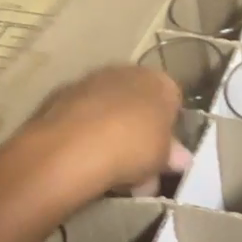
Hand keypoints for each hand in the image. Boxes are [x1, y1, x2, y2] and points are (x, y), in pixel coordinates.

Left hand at [6, 65, 190, 202]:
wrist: (72, 147)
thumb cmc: (132, 147)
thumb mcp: (162, 159)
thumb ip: (172, 155)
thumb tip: (180, 158)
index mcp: (159, 82)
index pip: (173, 100)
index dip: (168, 129)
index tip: (163, 154)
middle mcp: (127, 72)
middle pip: (138, 102)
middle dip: (138, 130)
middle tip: (136, 165)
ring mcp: (91, 80)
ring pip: (108, 108)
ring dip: (109, 131)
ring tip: (105, 169)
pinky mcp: (60, 94)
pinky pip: (81, 116)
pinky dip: (83, 132)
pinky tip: (80, 160)